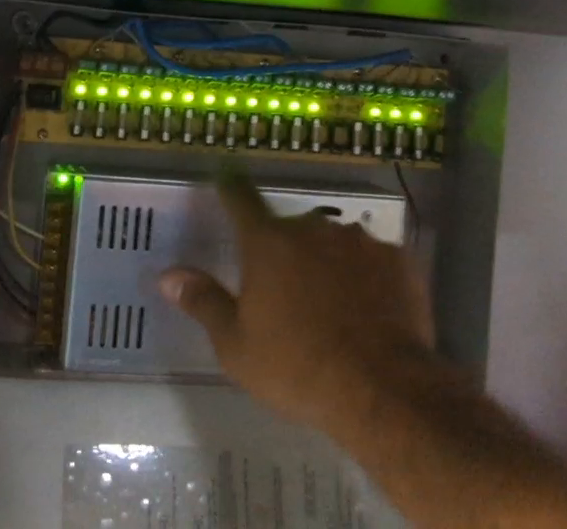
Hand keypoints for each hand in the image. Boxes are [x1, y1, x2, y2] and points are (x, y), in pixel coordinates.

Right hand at [158, 173, 448, 433]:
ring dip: (328, 262)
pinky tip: (369, 310)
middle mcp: (311, 229)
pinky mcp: (399, 261)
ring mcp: (359, 242)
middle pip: (291, 229)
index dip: (231, 188)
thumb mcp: (236, 345)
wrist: (382, 389)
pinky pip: (373, 262)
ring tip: (333, 304)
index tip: (227, 176)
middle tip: (287, 290)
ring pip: (334, 243)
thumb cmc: (296, 367)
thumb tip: (167, 276)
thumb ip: (203, 302)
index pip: (240, 200)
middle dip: (286, 250)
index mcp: (266, 242)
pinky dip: (366, 278)